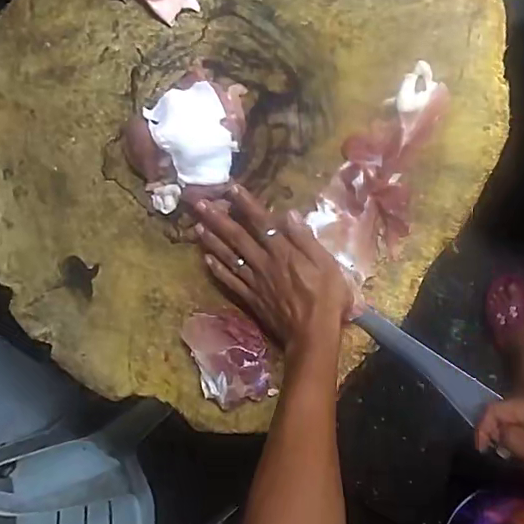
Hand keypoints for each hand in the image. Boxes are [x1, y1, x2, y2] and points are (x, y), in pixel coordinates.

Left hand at [190, 185, 351, 354]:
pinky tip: (206, 259)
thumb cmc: (326, 298)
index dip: (246, 204)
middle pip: (237, 237)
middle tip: (198, 203)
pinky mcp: (251, 299)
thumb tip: (288, 214)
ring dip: (212, 240)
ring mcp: (255, 281)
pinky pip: (230, 281)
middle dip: (218, 218)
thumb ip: (305, 239)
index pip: (262, 222)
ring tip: (197, 225)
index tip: (231, 188)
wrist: (312, 335)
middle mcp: (264, 263)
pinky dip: (217, 269)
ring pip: (229, 256)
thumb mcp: (326, 264)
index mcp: (283, 252)